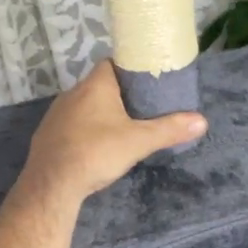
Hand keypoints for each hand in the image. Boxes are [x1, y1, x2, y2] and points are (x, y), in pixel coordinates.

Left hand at [14, 61, 205, 208]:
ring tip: (118, 130)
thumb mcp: (138, 142)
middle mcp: (72, 92)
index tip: (145, 84)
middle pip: (99, 85)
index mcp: (95, 85)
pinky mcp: (46, 134)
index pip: (113, 63)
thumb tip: (202, 121)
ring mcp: (55, 114)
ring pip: (83, 106)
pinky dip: (82, 131)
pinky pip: (69, 125)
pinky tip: (92, 147)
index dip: (130, 70)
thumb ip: (169, 129)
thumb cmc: (96, 153)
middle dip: (117, 96)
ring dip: (98, 114)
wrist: (52, 184)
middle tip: (139, 110)